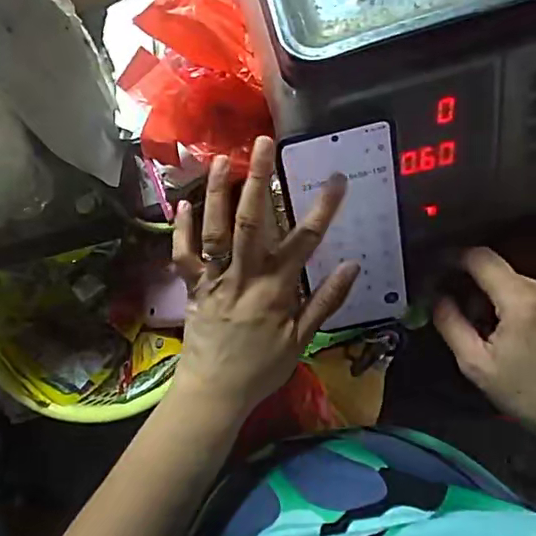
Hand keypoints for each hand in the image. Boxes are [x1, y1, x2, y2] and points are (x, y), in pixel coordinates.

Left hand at [170, 136, 358, 418]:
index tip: (336, 178)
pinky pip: (185, 255)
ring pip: (216, 230)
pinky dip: (182, 229)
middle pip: (253, 221)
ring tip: (221, 159)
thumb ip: (326, 301)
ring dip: (217, 193)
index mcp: (275, 289)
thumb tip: (353, 265)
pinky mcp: (193, 287)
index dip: (322, 208)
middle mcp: (244, 276)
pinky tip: (183, 202)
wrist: (214, 391)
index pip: (304, 241)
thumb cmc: (261, 369)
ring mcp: (214, 279)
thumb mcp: (302, 341)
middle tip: (263, 144)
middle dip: (259, 180)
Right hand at [433, 247, 535, 458]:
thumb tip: (438, 299)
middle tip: (472, 324)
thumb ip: (451, 325)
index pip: (481, 258)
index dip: (455, 260)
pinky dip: (529, 308)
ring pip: (524, 286)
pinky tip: (531, 340)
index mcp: (523, 301)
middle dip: (480, 291)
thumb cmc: (533, 399)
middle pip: (502, 274)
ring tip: (504, 338)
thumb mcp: (477, 367)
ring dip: (505, 302)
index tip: (442, 274)